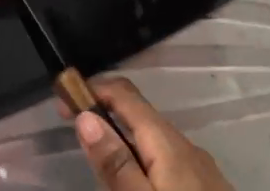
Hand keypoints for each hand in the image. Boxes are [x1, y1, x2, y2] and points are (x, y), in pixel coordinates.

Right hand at [65, 77, 234, 190]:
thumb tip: (86, 116)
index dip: (91, 89)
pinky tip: (135, 185)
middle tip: (74, 136)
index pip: (126, 94)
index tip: (62, 103)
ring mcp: (201, 169)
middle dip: (105, 117)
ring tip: (100, 164)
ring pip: (154, 141)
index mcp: (168, 143)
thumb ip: (115, 164)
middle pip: (140, 116)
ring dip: (123, 142)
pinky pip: (167, 162)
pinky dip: (143, 161)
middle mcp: (187, 147)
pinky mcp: (207, 189)